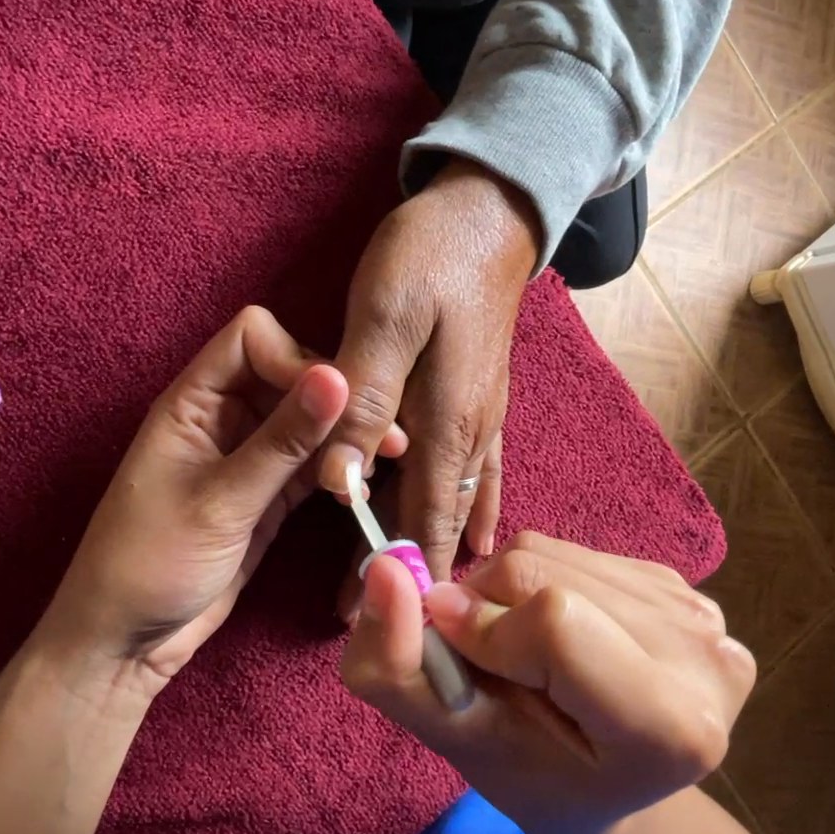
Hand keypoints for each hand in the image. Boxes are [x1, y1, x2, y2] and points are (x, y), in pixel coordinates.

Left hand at [36, 306, 345, 694]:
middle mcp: (223, 418)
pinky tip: (361, 488)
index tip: (334, 399)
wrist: (125, 643)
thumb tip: (337, 377)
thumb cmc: (150, 564)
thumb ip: (282, 440)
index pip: (252, 338)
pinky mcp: (267, 496)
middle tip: (379, 438)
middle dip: (333, 401)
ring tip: (382, 463)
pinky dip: (336, 472)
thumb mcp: (220, 501)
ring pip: (308, 422)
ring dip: (342, 439)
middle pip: (290, 375)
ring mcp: (248, 457)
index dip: (295, 357)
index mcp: (193, 402)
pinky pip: (310, 465)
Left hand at [320, 157, 539, 595]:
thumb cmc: (431, 255)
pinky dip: (477, 505)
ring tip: (433, 594)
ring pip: (462, 497)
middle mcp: (471, 428)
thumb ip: (365, 399)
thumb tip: (341, 482)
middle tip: (385, 621)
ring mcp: (483, 410)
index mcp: (444, 419)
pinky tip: (482, 527)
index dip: (401, 570)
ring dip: (444, 545)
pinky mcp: (481, 391)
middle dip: (414, 569)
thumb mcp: (386, 315)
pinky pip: (482, 466)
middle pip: (439, 517)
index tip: (383, 626)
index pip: (423, 517)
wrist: (492, 208)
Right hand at [340, 532, 756, 833]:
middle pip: (544, 575)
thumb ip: (399, 667)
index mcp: (673, 727)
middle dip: (486, 609)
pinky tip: (558, 630)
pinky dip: (538, 581)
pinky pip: (572, 548)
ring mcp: (706, 615)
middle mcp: (710, 660)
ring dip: (506, 594)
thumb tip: (383, 566)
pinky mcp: (683, 584)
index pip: (555, 622)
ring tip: (524, 653)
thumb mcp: (455, 739)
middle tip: (492, 667)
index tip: (462, 665)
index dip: (483, 632)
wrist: (610, 783)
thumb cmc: (534, 779)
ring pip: (549, 551)